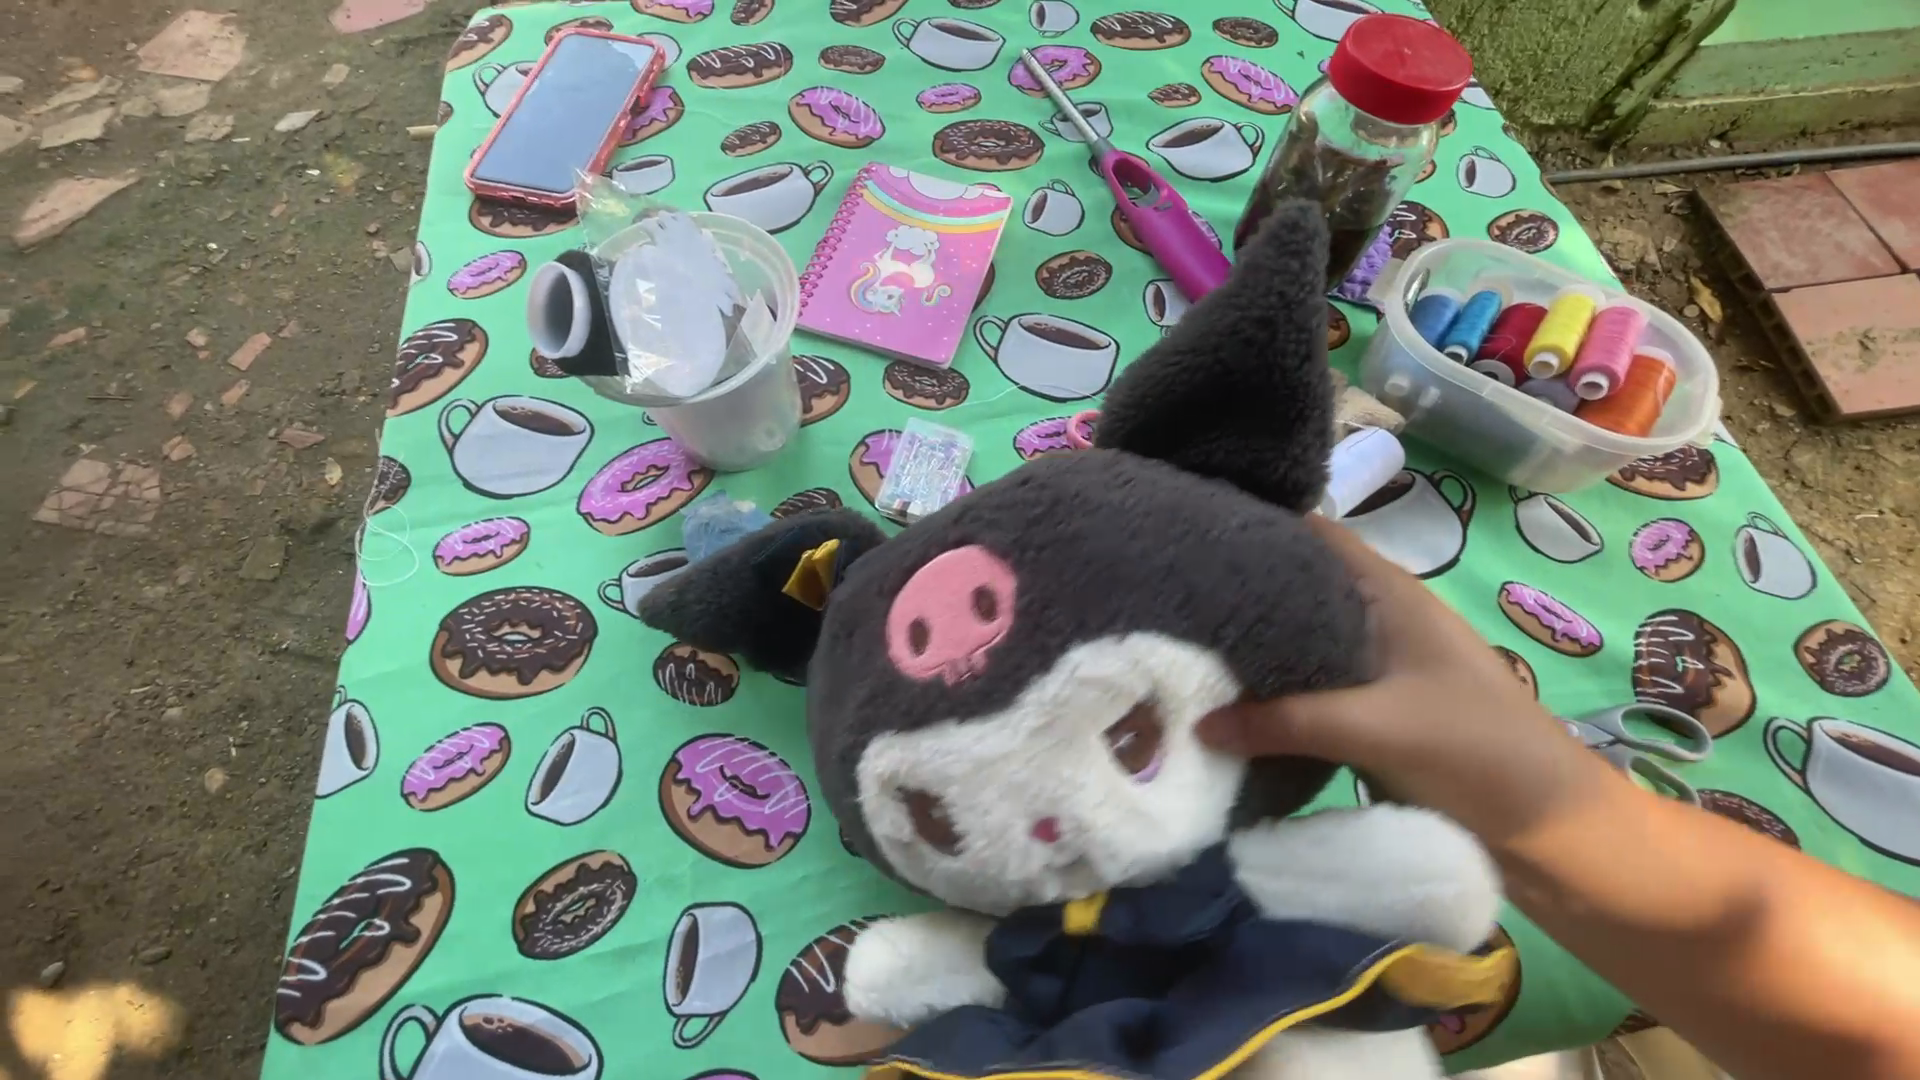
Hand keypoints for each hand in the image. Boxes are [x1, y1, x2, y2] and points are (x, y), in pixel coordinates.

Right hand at [1197, 515, 1609, 843]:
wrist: (1555, 834)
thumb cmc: (1479, 754)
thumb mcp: (1377, 729)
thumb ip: (1284, 722)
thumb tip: (1198, 725)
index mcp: (1388, 593)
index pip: (1313, 533)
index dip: (1258, 523)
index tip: (1194, 530)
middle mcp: (1376, 617)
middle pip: (1296, 584)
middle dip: (1239, 587)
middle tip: (1173, 595)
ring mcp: (1373, 664)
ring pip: (1297, 637)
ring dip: (1252, 643)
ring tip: (1185, 642)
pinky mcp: (1368, 707)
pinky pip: (1304, 683)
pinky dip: (1269, 687)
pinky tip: (1228, 697)